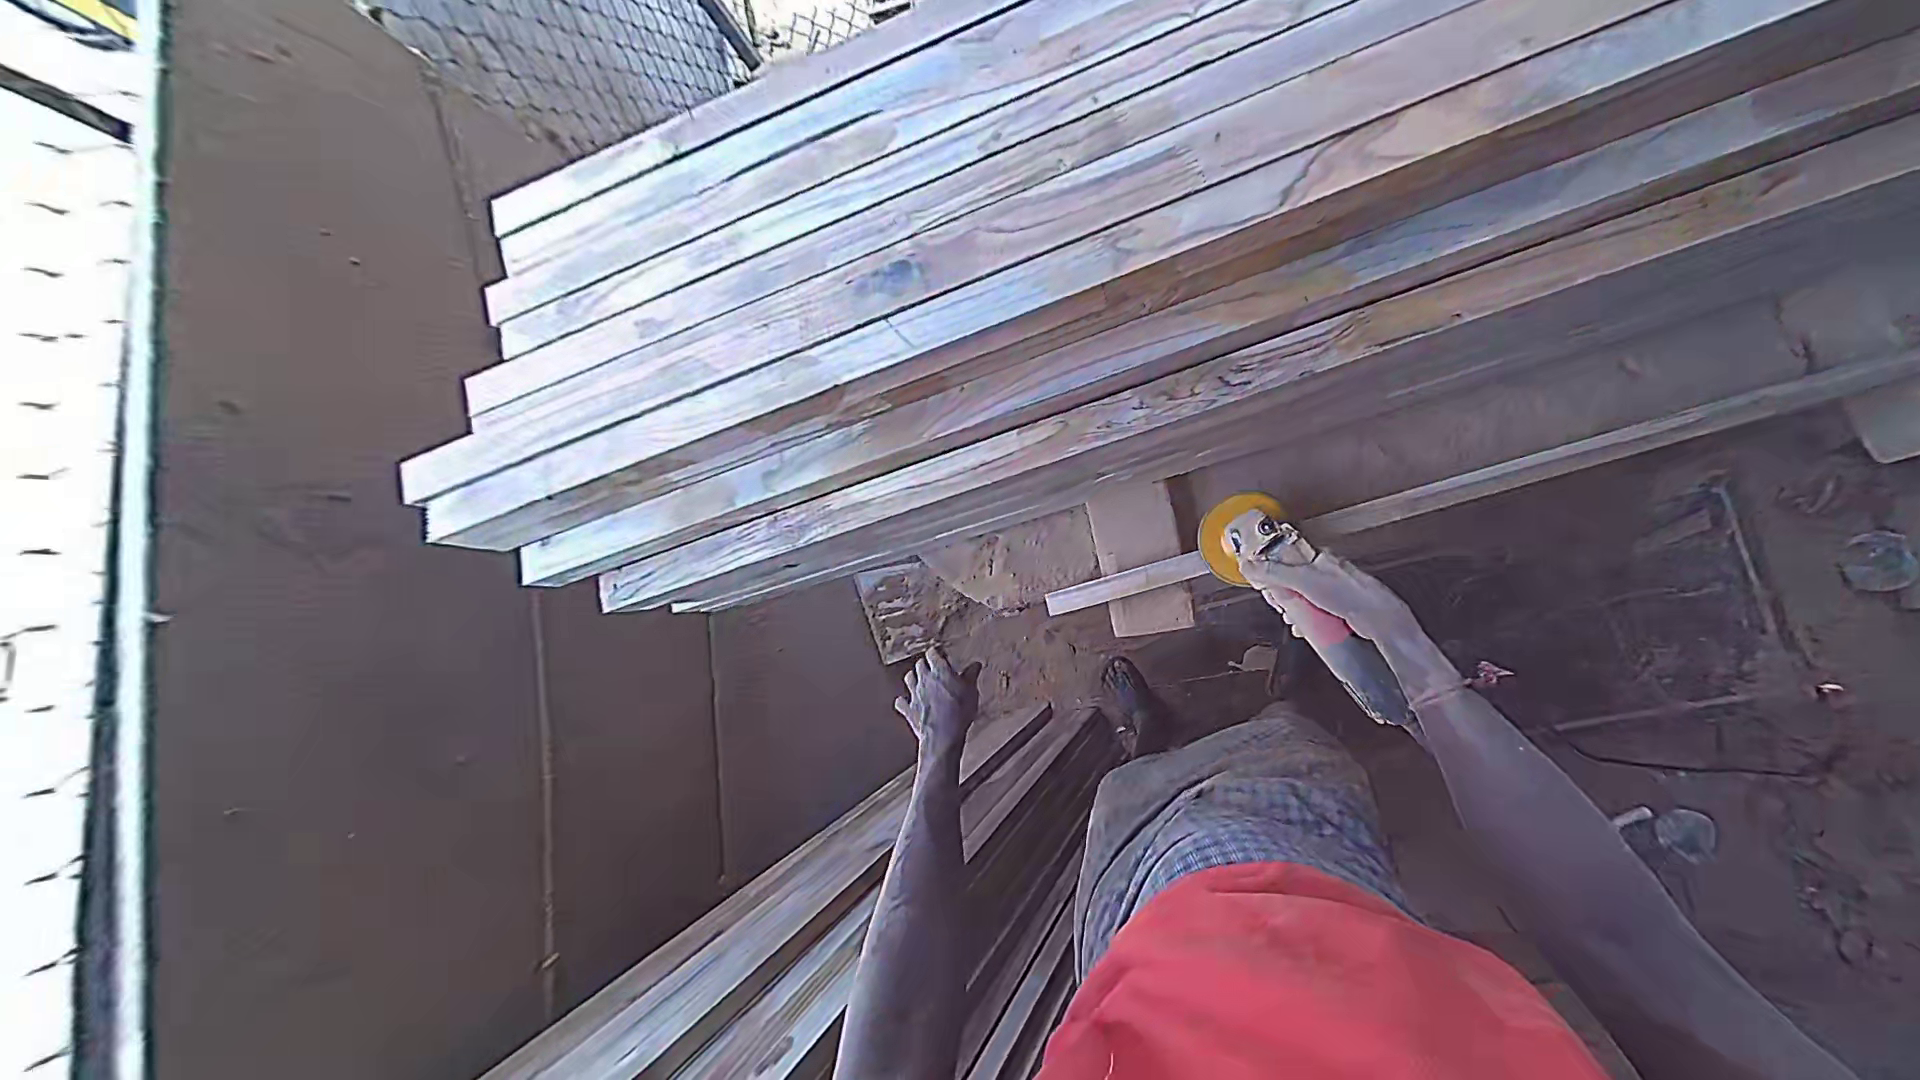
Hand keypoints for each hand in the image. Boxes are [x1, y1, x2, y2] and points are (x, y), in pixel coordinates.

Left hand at [894, 646, 981, 757]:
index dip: (936, 653)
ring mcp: (914, 695)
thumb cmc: (958, 712)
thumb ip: (971, 675)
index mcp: (939, 671)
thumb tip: (975, 665)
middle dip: (925, 664)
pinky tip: (907, 702)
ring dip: (914, 678)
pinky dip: (903, 700)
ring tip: (920, 680)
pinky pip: (901, 702)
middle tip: (932, 667)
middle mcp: (924, 679)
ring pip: (908, 678)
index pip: (932, 653)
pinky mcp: (909, 710)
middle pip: (919, 664)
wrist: (943, 736)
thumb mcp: (971, 691)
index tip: (941, 654)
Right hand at [1239, 546, 1423, 648]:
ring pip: (1304, 599)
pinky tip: (1307, 628)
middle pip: (1293, 581)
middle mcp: (1328, 573)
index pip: (1287, 559)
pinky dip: (1309, 621)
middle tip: (1280, 604)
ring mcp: (1335, 591)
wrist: (1381, 620)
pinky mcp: (1340, 608)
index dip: (1273, 572)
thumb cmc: (1351, 595)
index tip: (1264, 583)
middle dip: (1283, 596)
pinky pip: (1316, 612)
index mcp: (1320, 558)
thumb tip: (1248, 565)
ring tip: (1294, 619)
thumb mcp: (1302, 580)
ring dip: (1296, 611)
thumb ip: (1273, 572)